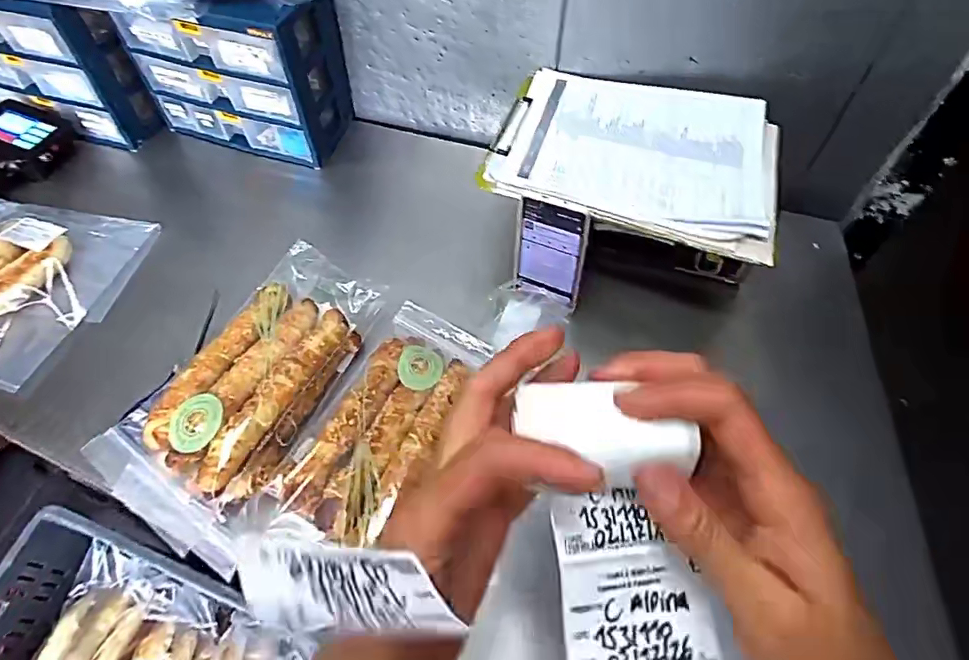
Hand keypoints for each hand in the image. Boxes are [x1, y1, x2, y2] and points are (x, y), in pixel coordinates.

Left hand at [378, 326, 604, 616]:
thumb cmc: (396, 629)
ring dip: (532, 391)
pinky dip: (539, 439)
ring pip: (498, 423)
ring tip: (567, 371)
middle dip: (517, 363)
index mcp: (433, 498)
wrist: (379, 655)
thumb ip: (474, 546)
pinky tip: (563, 436)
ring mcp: (461, 489)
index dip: (542, 455)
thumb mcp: (435, 598)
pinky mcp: (476, 510)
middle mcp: (445, 478)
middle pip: (480, 400)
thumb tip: (514, 509)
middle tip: (558, 341)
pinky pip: (510, 460)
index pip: (491, 452)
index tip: (589, 474)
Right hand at [596, 352, 895, 659]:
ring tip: (607, 401)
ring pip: (698, 418)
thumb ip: (707, 539)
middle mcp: (762, 472)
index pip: (727, 408)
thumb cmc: (819, 651)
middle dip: (660, 375)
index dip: (674, 392)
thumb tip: (646, 470)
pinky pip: (688, 457)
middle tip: (607, 379)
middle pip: (713, 395)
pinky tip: (624, 448)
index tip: (625, 403)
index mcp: (780, 485)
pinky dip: (653, 440)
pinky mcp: (728, 507)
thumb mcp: (764, 609)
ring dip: (653, 400)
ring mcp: (745, 487)